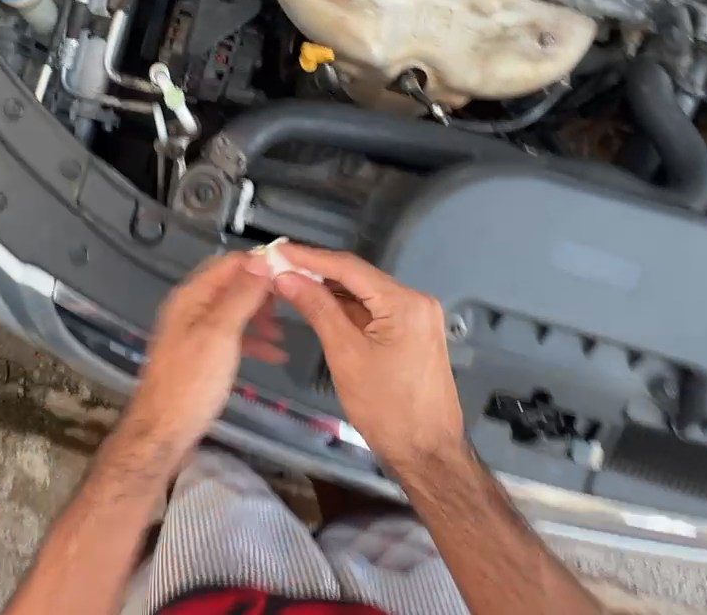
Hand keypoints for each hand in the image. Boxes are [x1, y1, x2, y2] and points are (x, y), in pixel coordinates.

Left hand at [117, 252, 284, 466]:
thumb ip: (240, 295)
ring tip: (283, 333)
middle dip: (260, 291)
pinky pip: (229, 337)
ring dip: (258, 317)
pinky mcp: (199, 356)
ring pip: (232, 312)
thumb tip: (261, 259)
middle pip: (231, 285)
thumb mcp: (221, 333)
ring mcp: (193, 332)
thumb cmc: (192, 381)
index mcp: (192, 296)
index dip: (259, 264)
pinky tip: (273, 355)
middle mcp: (190, 308)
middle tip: (289, 304)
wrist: (163, 433)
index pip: (230, 263)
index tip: (291, 274)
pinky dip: (251, 340)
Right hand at [268, 243, 467, 471]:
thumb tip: (287, 277)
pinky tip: (318, 304)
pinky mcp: (412, 334)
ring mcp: (416, 317)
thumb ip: (317, 308)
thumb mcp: (346, 355)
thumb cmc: (386, 408)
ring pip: (364, 293)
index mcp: (404, 302)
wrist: (428, 456)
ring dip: (329, 289)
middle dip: (318, 271)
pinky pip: (373, 311)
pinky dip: (345, 308)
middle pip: (358, 277)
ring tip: (291, 281)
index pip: (349, 267)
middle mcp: (415, 301)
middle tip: (279, 265)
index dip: (310, 257)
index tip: (278, 249)